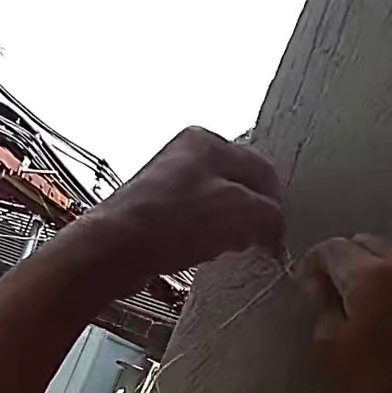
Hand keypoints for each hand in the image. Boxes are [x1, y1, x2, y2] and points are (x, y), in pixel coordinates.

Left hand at [71, 127, 283, 292]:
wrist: (113, 250)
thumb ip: (270, 217)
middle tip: (253, 241)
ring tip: (224, 247)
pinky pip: (200, 220)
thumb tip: (276, 231)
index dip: (276, 205)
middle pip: (243, 187)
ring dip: (232, 230)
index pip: (263, 170)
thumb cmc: (172, 223)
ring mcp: (171, 180)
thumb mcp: (239, 214)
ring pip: (223, 205)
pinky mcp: (159, 207)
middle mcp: (188, 153)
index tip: (278, 235)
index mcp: (208, 141)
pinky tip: (202, 251)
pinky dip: (209, 237)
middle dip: (253, 218)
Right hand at [300, 235, 391, 392]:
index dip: (314, 263)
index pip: (334, 248)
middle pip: (368, 245)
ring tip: (372, 310)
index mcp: (373, 277)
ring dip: (380, 274)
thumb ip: (321, 306)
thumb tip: (320, 284)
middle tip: (337, 297)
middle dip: (347, 264)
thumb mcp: (331, 352)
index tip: (308, 284)